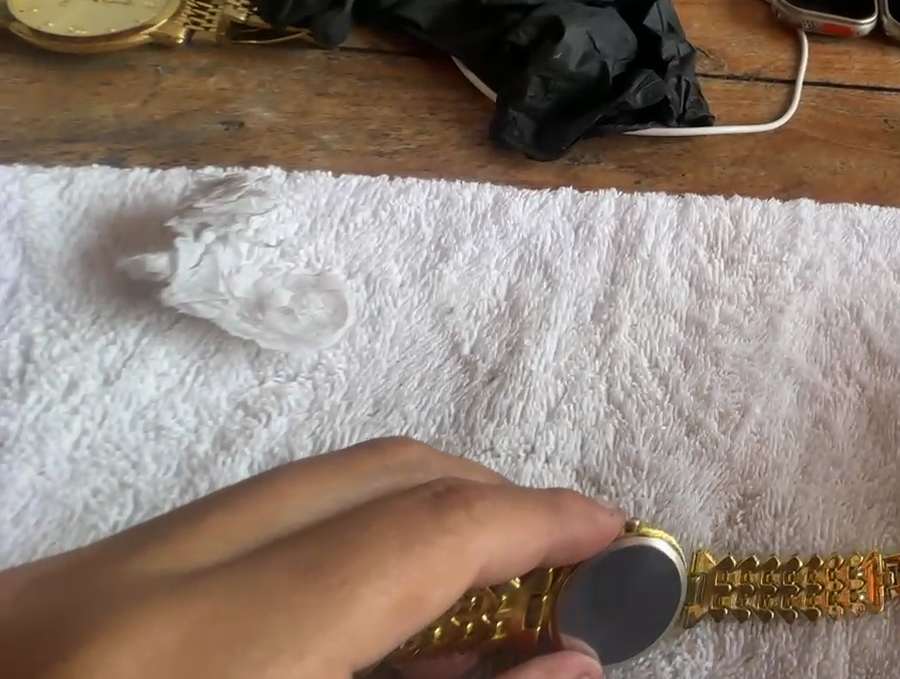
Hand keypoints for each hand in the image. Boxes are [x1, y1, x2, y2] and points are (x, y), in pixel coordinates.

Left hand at [0, 438, 625, 678]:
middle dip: (495, 499)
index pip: (419, 533)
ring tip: (475, 572)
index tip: (610, 534)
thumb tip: (573, 663)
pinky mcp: (48, 585)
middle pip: (380, 472)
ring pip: (317, 480)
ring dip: (426, 506)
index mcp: (182, 663)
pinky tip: (366, 600)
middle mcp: (111, 587)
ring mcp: (64, 576)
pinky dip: (346, 532)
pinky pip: (252, 517)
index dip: (540, 521)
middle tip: (554, 557)